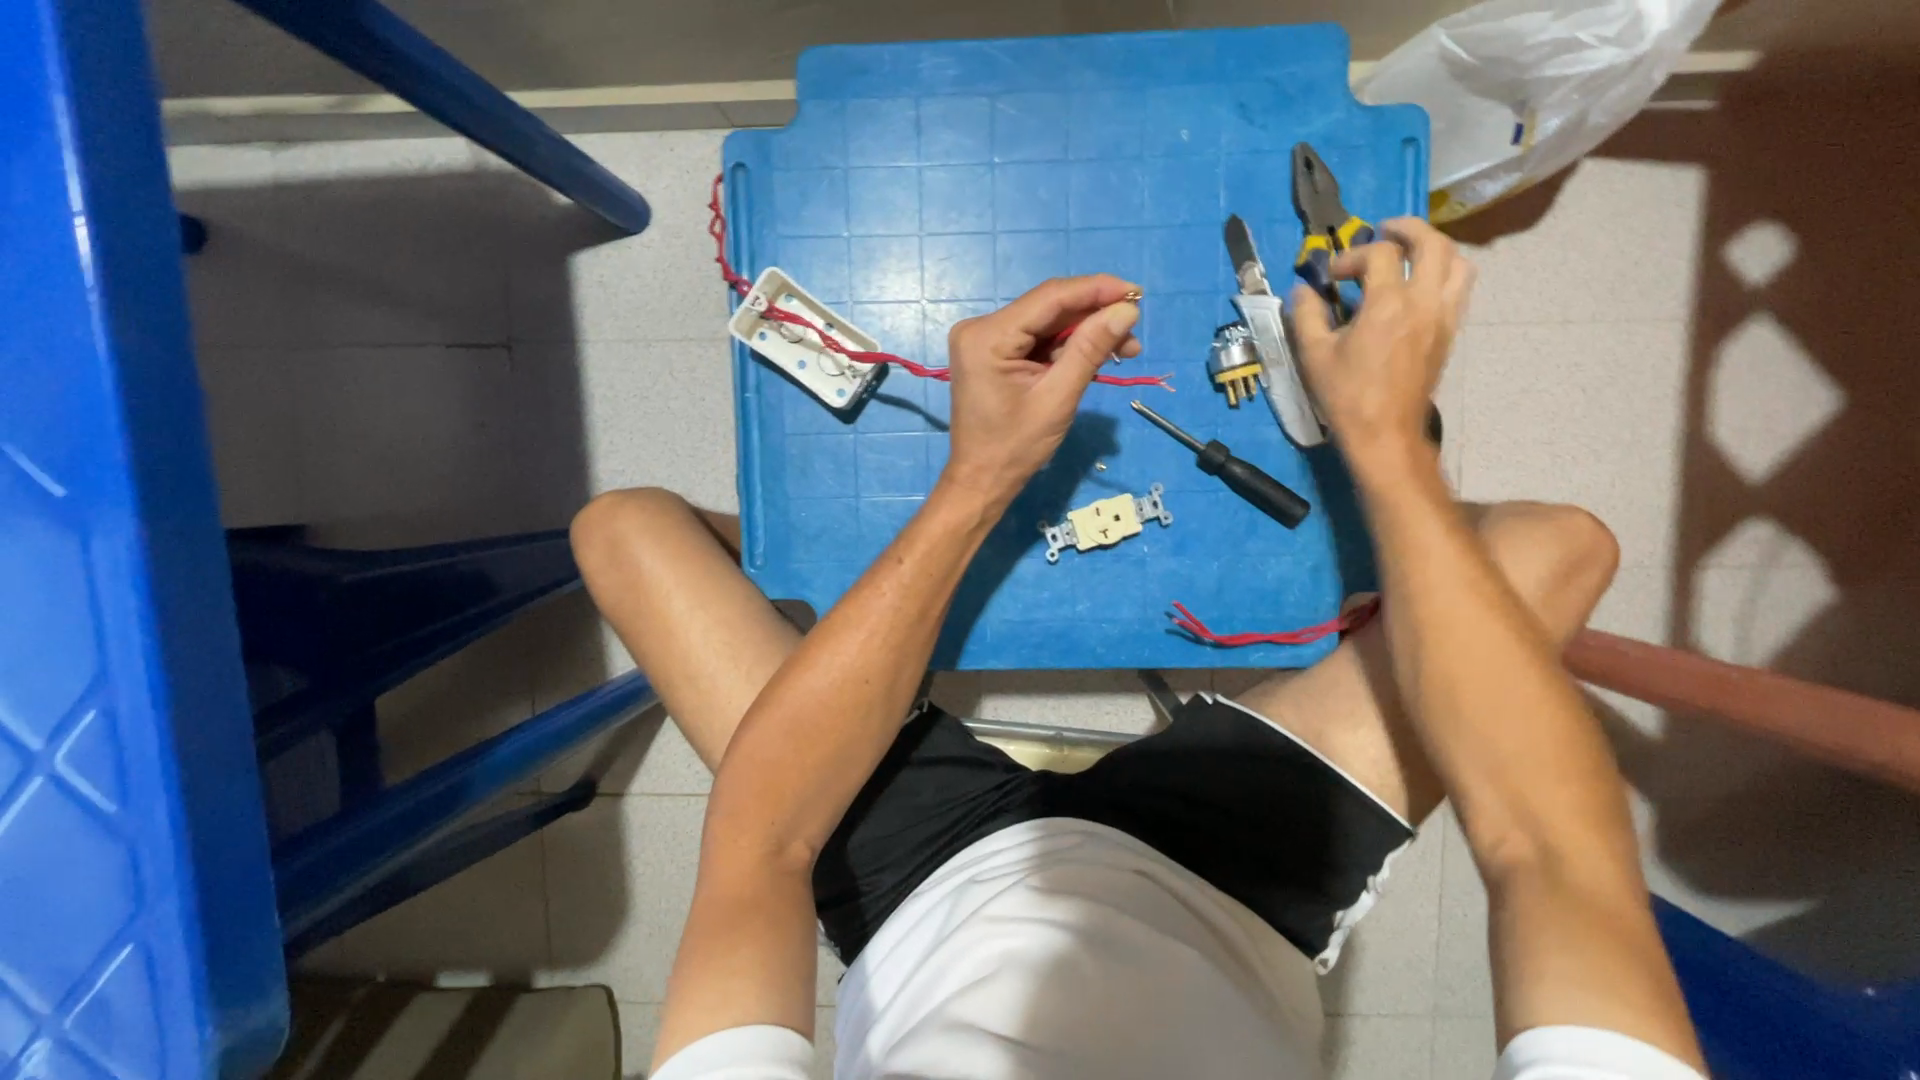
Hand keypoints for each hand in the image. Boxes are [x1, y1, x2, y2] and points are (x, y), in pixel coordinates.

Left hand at [938, 275, 1141, 508]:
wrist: (982, 480)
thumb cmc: (1015, 447)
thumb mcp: (1058, 398)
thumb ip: (1090, 349)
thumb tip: (1127, 310)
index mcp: (987, 336)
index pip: (1050, 298)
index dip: (1096, 290)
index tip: (1137, 293)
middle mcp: (980, 328)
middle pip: (1049, 309)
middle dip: (1095, 317)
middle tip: (1134, 333)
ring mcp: (984, 340)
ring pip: (1047, 323)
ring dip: (1086, 333)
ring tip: (1126, 349)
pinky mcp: (992, 353)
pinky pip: (1037, 339)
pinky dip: (1067, 347)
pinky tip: (1097, 355)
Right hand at [1290, 217, 1473, 472]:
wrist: (1384, 432)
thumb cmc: (1346, 395)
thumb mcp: (1314, 354)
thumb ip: (1307, 314)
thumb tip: (1303, 290)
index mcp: (1388, 304)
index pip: (1379, 254)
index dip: (1352, 256)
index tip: (1332, 277)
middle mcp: (1424, 302)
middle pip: (1433, 243)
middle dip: (1407, 229)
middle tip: (1384, 231)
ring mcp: (1443, 316)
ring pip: (1458, 262)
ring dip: (1435, 248)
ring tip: (1411, 252)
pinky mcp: (1450, 332)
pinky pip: (1460, 288)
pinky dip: (1444, 273)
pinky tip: (1420, 284)